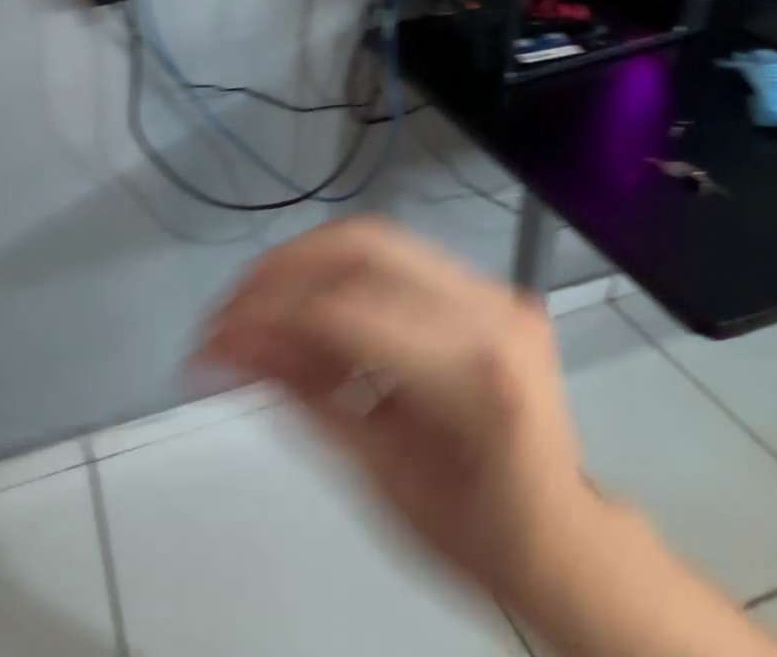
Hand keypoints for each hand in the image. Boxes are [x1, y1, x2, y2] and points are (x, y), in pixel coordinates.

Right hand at [197, 216, 597, 591]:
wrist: (564, 535)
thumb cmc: (476, 532)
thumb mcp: (378, 475)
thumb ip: (304, 397)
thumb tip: (229, 347)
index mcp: (474, 374)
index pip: (346, 312)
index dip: (267, 316)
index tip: (213, 337)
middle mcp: (493, 312)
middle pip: (362, 248)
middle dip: (280, 269)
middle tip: (230, 306)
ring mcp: (495, 293)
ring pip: (376, 242)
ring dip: (305, 266)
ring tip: (256, 307)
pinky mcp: (485, 291)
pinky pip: (395, 262)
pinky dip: (337, 280)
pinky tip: (306, 317)